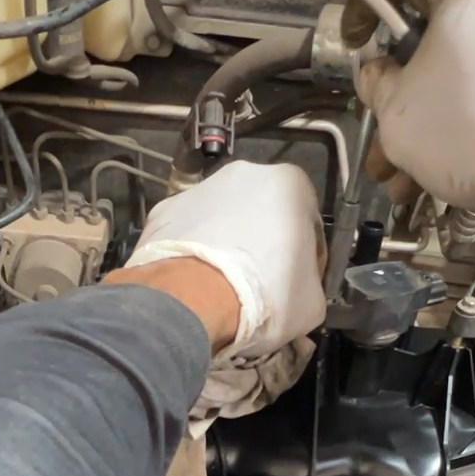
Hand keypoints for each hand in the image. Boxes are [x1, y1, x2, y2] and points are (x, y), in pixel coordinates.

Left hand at [117, 161, 326, 364]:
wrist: (196, 300)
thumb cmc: (267, 296)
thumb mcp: (312, 302)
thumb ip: (311, 283)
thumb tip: (300, 288)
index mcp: (291, 184)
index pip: (307, 223)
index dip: (305, 258)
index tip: (295, 284)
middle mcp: (244, 173)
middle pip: (260, 214)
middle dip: (261, 245)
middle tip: (258, 287)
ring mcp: (199, 189)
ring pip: (219, 220)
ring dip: (223, 246)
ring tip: (220, 288)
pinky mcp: (163, 211)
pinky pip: (185, 233)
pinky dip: (190, 253)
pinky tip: (193, 283)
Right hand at [355, 0, 474, 232]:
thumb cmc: (474, 126)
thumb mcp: (399, 113)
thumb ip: (377, 84)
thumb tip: (379, 73)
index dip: (365, 10)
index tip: (358, 47)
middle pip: (437, 32)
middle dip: (400, 99)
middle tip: (382, 145)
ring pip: (470, 64)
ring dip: (430, 125)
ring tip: (408, 183)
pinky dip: (472, 116)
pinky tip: (448, 171)